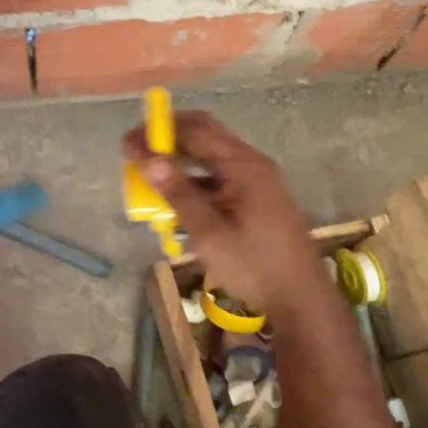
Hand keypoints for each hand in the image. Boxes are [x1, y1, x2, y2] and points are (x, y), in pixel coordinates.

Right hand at [122, 110, 330, 313]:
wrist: (300, 295)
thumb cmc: (254, 266)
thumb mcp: (210, 233)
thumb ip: (179, 194)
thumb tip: (149, 159)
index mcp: (243, 166)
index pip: (195, 131)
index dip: (158, 133)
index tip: (127, 145)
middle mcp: (252, 163)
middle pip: (205, 135)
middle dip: (167, 139)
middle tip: (135, 153)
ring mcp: (257, 179)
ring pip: (212, 156)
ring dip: (180, 160)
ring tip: (150, 176)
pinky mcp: (257, 197)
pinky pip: (220, 176)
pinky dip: (195, 180)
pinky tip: (176, 199)